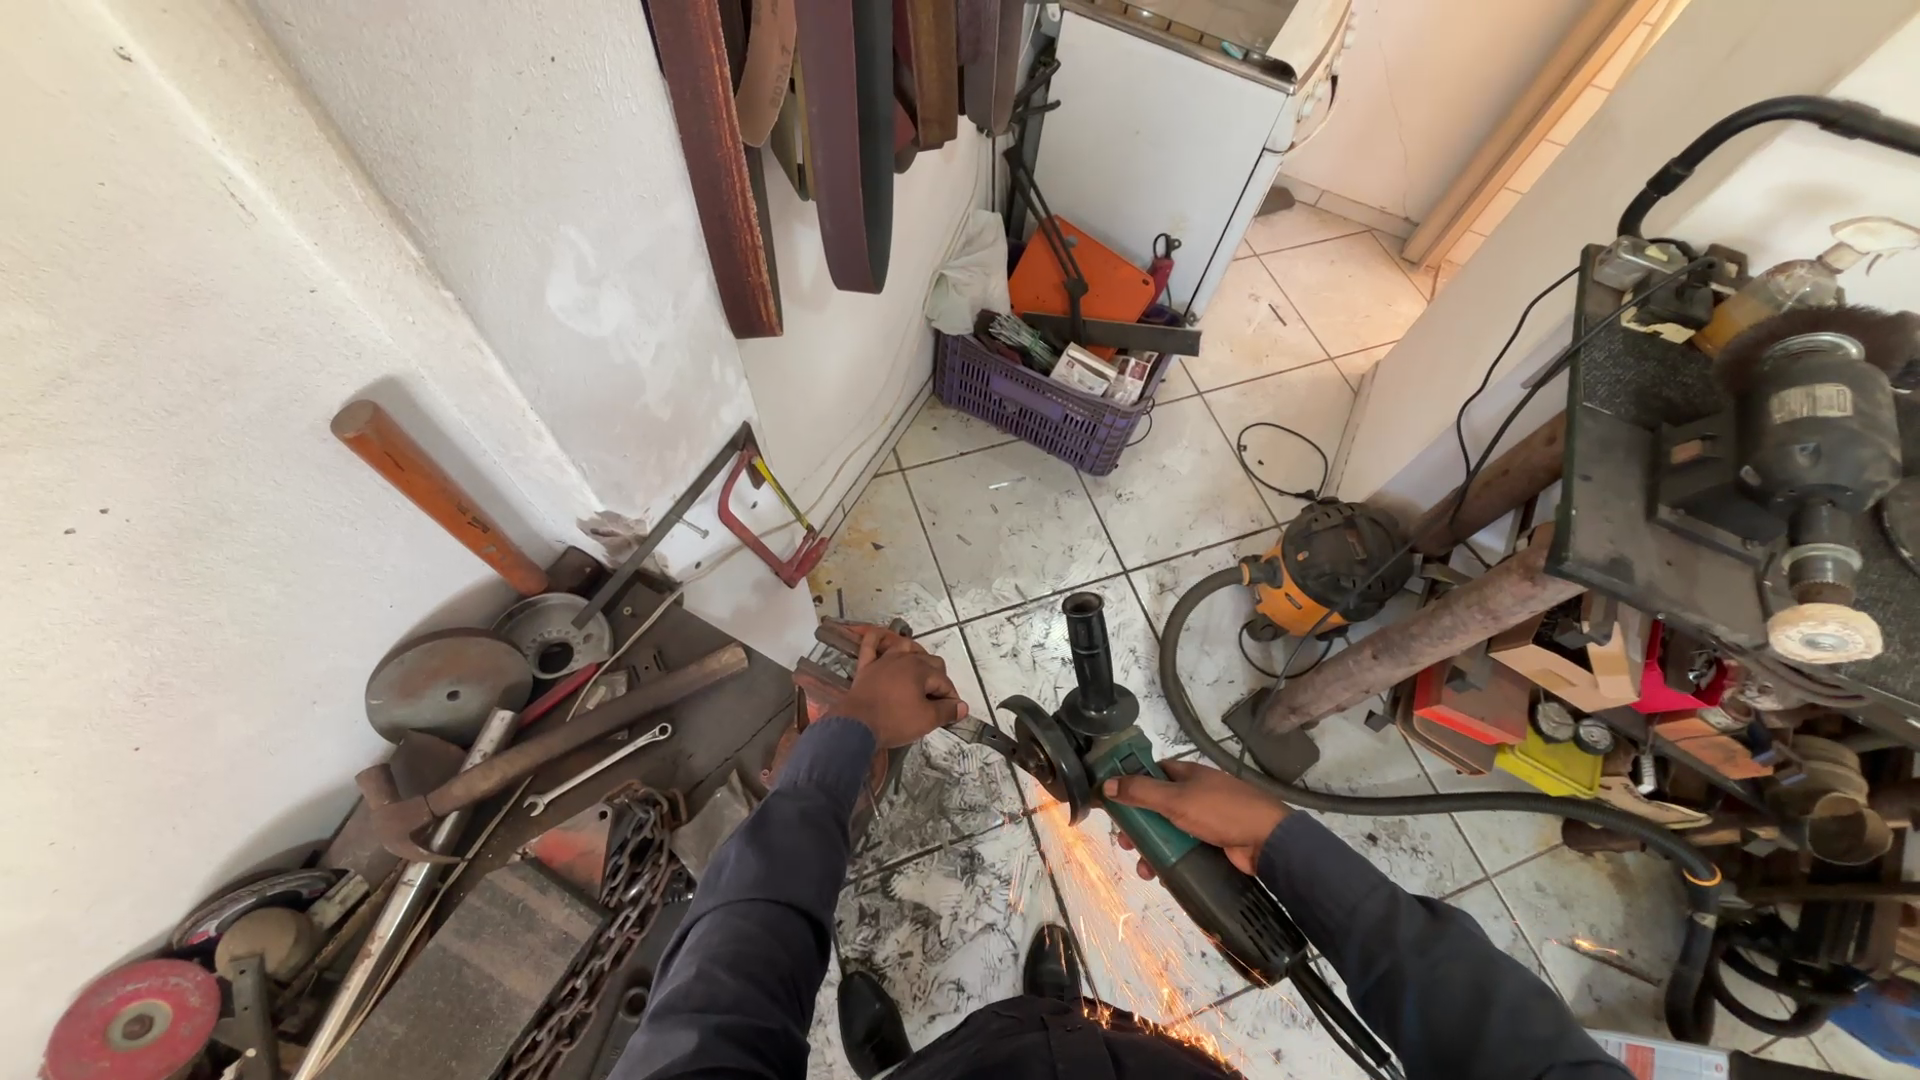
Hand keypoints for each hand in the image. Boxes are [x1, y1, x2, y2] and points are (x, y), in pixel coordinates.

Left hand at [835, 629, 968, 748]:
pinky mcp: (866, 666)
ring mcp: (883, 660)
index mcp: (921, 670)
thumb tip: (963, 706)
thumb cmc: (894, 721)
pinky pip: (871, 644)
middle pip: (930, 661)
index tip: (952, 713)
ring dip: (917, 655)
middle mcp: (905, 659)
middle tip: (937, 700)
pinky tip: (881, 635)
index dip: (951, 697)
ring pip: (905, 648)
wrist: (857, 726)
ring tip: (921, 670)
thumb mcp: (926, 720)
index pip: (944, 681)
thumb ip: (947, 711)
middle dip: (938, 678)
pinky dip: (877, 637)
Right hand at [1102, 760, 1288, 876]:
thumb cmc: (1221, 811)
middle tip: (1125, 843)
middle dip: (1138, 826)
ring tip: (1144, 869)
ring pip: (1168, 831)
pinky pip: (1183, 849)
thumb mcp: (1176, 799)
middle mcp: (1194, 793)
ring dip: (1152, 849)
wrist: (1269, 842)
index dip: (1130, 784)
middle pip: (1155, 806)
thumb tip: (1107, 784)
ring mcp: (1204, 820)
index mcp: (1186, 774)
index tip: (1113, 802)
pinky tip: (1163, 876)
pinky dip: (1171, 860)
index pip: (1151, 772)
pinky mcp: (1212, 843)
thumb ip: (1140, 791)